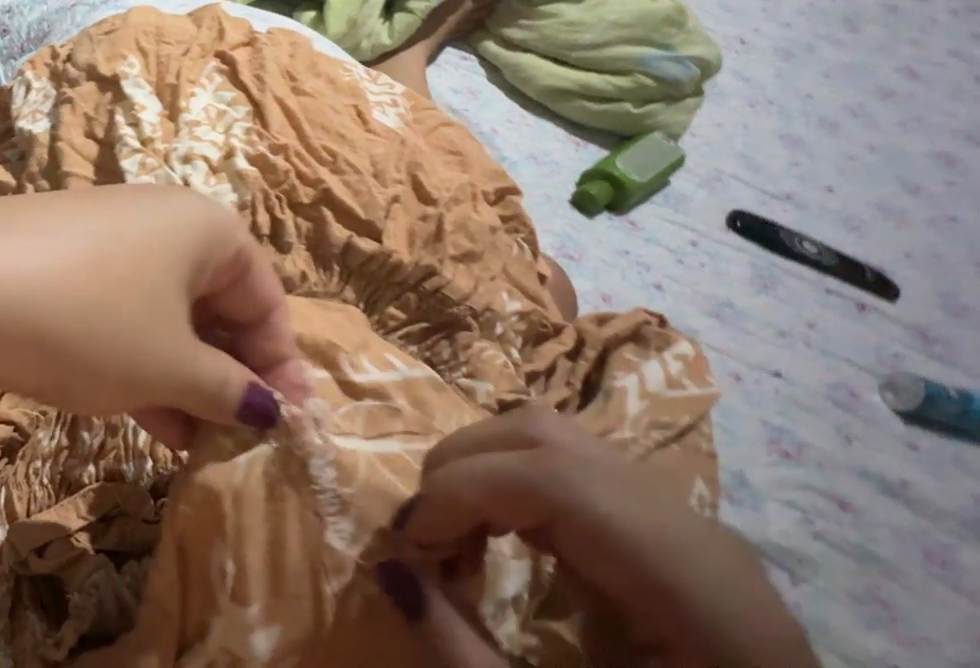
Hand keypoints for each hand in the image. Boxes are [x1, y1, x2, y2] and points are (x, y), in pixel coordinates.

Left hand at [0, 184, 307, 448]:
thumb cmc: (86, 322)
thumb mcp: (168, 367)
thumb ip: (230, 391)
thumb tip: (272, 409)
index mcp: (205, 227)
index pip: (265, 298)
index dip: (279, 365)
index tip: (287, 427)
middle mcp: (158, 221)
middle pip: (213, 305)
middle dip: (227, 376)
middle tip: (235, 442)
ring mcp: (103, 240)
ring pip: (163, 316)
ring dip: (182, 378)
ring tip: (194, 443)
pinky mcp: (59, 265)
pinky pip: (118, 315)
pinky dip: (137, 362)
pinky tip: (143, 416)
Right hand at [373, 406, 818, 667]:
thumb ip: (463, 654)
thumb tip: (387, 569)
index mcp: (692, 588)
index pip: (555, 480)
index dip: (460, 493)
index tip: (408, 546)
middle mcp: (694, 530)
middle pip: (546, 435)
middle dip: (458, 468)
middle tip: (423, 538)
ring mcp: (684, 520)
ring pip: (554, 436)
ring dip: (480, 469)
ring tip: (453, 535)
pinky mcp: (665, 527)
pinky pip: (571, 466)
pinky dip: (510, 484)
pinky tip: (498, 539)